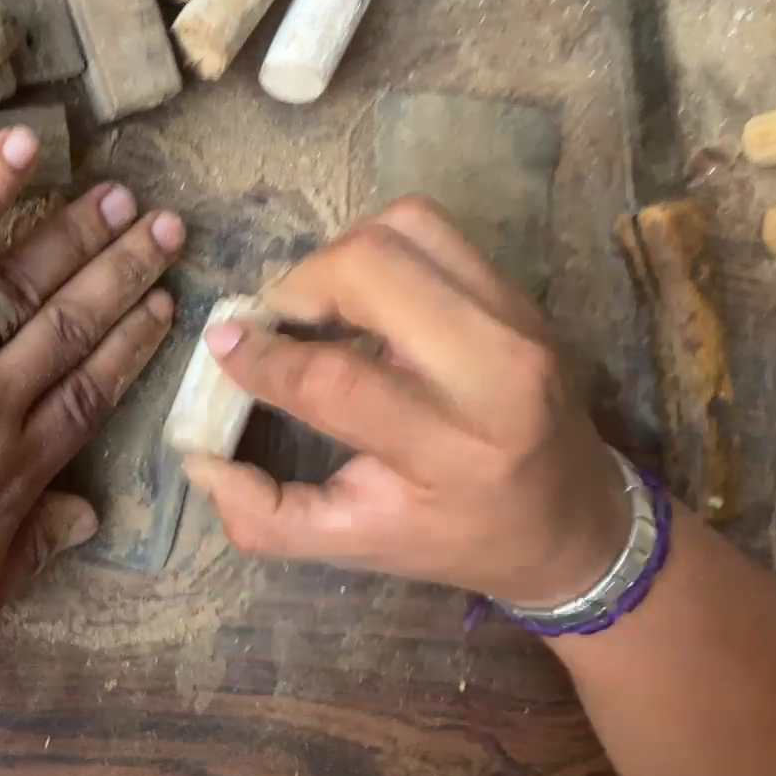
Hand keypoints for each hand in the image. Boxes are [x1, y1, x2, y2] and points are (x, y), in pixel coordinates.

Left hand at [0, 129, 185, 700]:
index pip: (92, 392)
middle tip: (165, 227)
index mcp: (11, 473)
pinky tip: (19, 148)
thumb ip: (27, 558)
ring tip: (118, 196)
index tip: (164, 303)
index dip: (132, 343)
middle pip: (72, 326)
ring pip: (20, 283)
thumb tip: (86, 516)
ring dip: (75, 233)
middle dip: (124, 273)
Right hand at [180, 196, 629, 605]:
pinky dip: (374, 249)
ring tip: (317, 309)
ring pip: (401, 229)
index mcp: (451, 449)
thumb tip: (200, 462)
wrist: (575, 522)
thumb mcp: (350, 546)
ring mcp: (515, 318)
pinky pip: (428, 230)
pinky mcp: (517, 293)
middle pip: (372, 269)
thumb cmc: (451, 537)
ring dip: (335, 260)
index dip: (262, 357)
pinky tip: (361, 298)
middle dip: (298, 286)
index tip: (222, 344)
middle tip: (275, 324)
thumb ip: (264, 515)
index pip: (336, 379)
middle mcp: (494, 370)